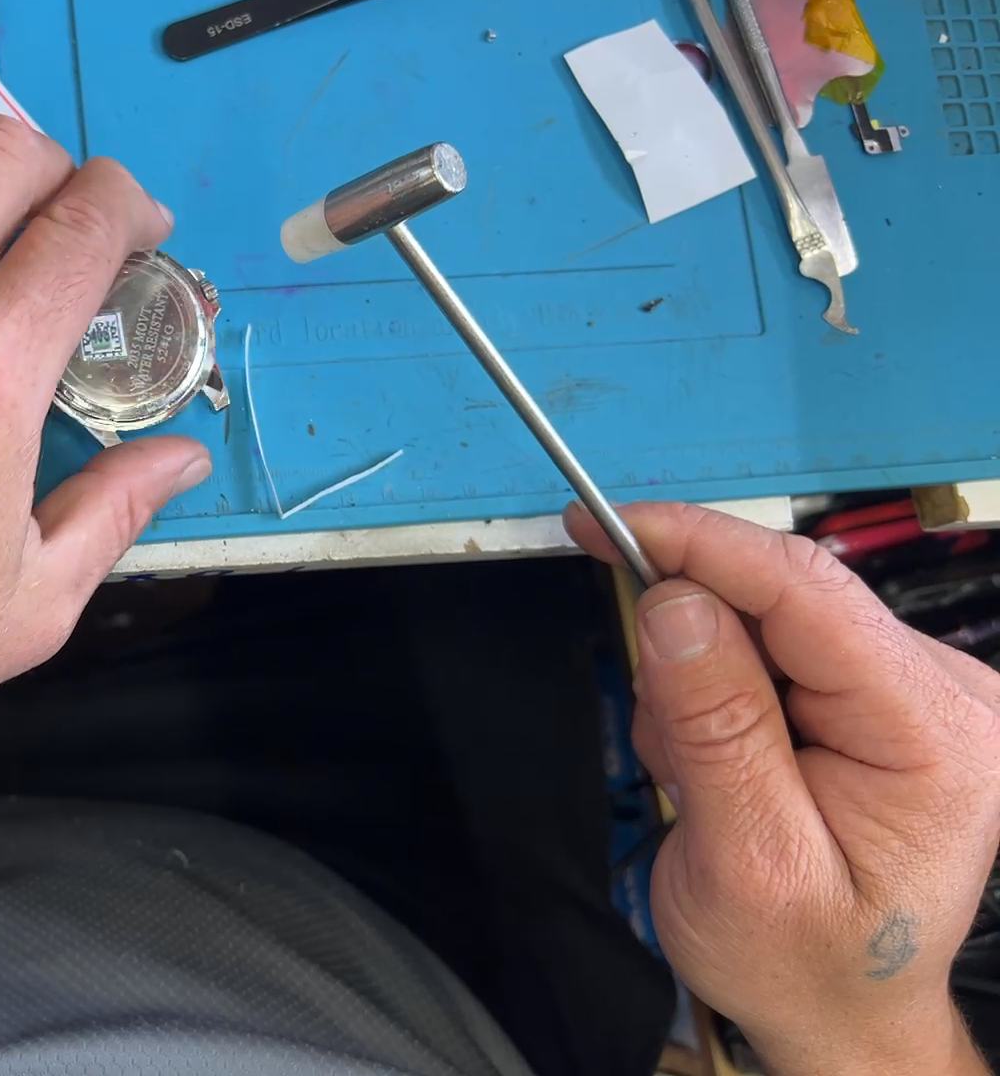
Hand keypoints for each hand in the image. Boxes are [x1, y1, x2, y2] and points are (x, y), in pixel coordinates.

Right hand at [567, 502, 999, 1074]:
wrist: (834, 1007)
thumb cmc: (795, 952)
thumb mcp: (743, 851)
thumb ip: (714, 726)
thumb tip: (671, 605)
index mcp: (931, 734)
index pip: (801, 592)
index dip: (691, 542)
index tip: (594, 524)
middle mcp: (936, 692)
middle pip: (773, 595)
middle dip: (679, 644)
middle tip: (663, 743)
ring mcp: (898, 691)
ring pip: (741, 621)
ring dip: (683, 686)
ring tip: (695, 774)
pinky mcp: (854, 695)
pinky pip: (740, 650)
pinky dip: (693, 694)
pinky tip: (708, 760)